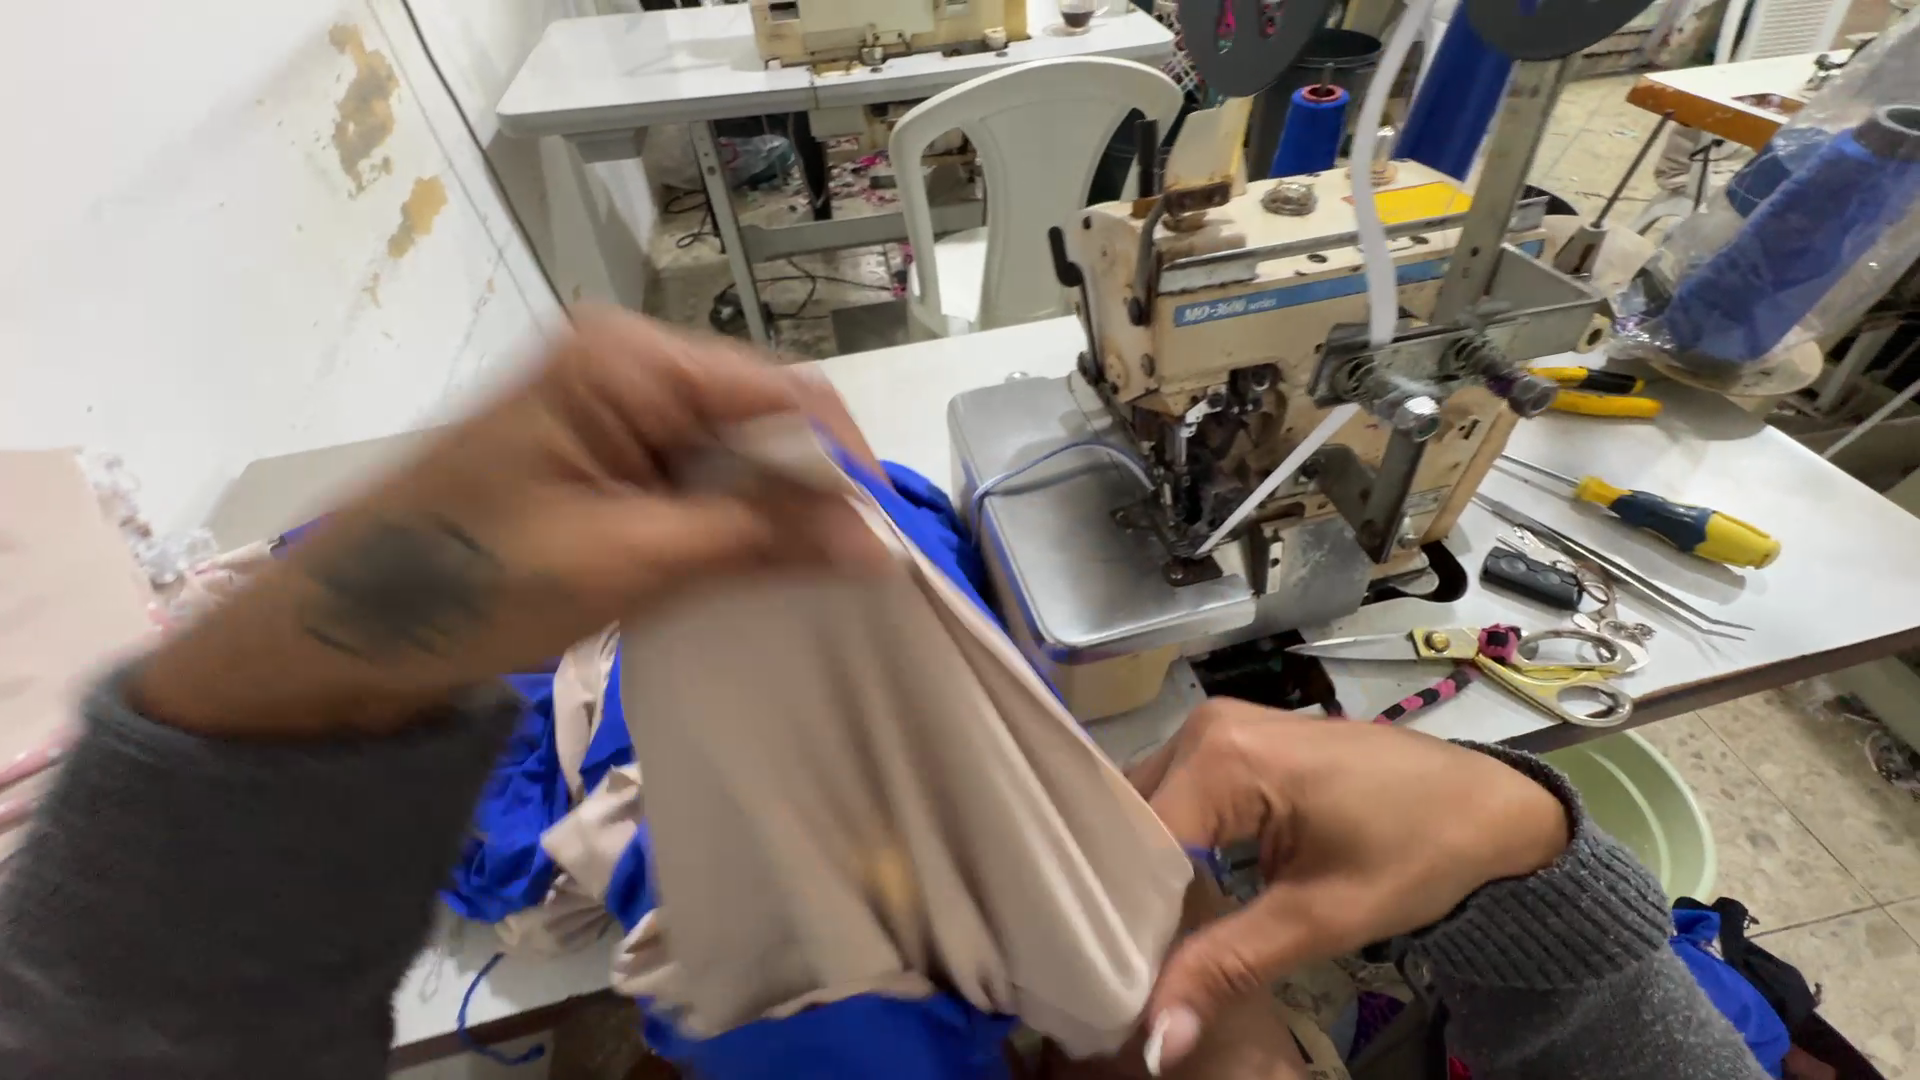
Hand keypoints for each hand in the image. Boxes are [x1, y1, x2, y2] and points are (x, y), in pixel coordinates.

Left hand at [133, 308, 887, 736]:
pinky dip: (740, 518)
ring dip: (779, 510)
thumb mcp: (633, 560)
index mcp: (630, 359)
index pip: (783, 391)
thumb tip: (879, 544)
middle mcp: (634, 361)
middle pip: (768, 416)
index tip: (879, 539)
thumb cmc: (472, 584)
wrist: (343, 636)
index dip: (843, 463)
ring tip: (805, 572)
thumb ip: (761, 538)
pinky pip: (708, 473)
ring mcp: (623, 405)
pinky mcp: (616, 450)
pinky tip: (751, 559)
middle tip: (845, 568)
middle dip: (813, 490)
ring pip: (745, 449)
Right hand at [1130, 701, 1570, 1072]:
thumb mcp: (1321, 918)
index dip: (1129, 907)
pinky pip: (1177, 784)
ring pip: (1149, 796)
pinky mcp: (1230, 731)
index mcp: (1222, 757)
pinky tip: (1177, 880)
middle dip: (1130, 881)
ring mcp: (1216, 722)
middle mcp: (1203, 726)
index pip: (1142, 839)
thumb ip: (1227, 966)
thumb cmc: (1415, 853)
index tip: (1119, 968)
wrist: (1487, 801)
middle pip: (1137, 811)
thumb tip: (1154, 1041)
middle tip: (1125, 952)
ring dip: (1148, 857)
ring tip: (1147, 923)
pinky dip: (1171, 832)